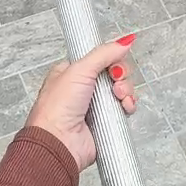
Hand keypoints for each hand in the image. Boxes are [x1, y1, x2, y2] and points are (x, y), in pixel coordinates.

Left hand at [25, 35, 137, 169]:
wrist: (59, 143)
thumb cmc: (57, 108)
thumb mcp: (80, 70)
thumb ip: (104, 53)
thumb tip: (124, 41)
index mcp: (71, 72)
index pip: (99, 58)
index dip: (110, 58)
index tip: (112, 62)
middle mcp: (83, 89)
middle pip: (113, 73)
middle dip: (120, 76)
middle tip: (115, 81)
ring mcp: (94, 106)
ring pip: (121, 91)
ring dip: (125, 91)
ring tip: (119, 96)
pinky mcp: (105, 122)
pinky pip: (124, 109)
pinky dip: (128, 106)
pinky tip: (125, 107)